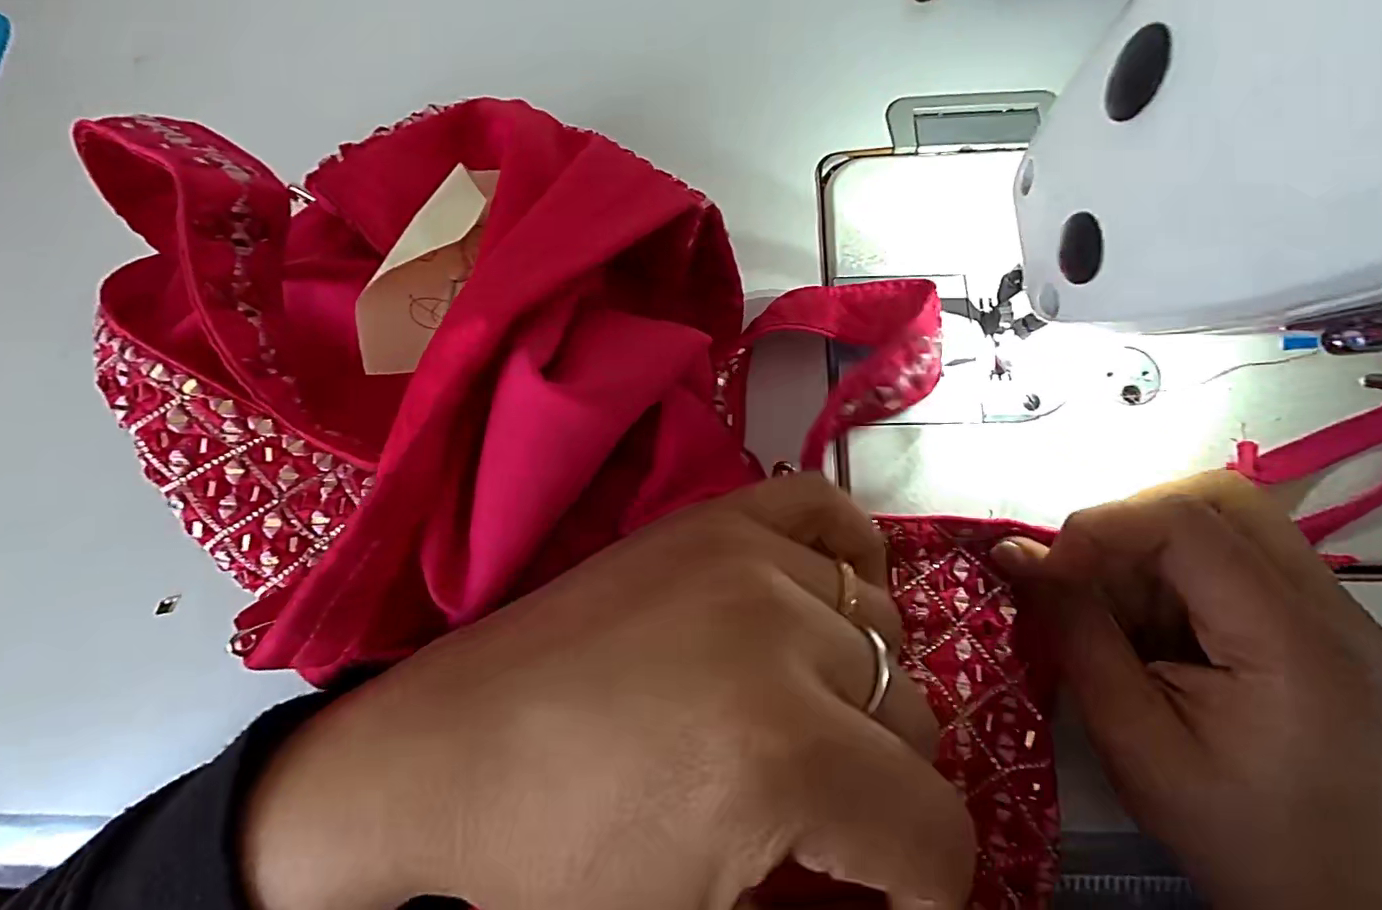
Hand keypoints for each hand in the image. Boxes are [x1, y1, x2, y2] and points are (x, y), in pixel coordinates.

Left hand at [241, 474, 974, 909]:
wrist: (447, 755)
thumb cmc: (556, 864)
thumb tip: (898, 898)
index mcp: (783, 756)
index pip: (935, 833)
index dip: (927, 892)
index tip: (891, 902)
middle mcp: (780, 634)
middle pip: (912, 723)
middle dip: (882, 789)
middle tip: (823, 817)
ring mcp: (746, 558)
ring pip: (878, 629)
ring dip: (857, 686)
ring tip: (800, 713)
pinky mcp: (714, 520)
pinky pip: (823, 511)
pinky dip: (851, 551)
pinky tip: (831, 593)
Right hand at [993, 472, 1381, 909]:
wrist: (1329, 905)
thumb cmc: (1229, 834)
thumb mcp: (1129, 737)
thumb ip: (1074, 631)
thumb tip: (1016, 553)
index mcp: (1296, 646)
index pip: (1189, 523)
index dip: (1102, 526)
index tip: (1050, 567)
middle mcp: (1336, 613)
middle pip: (1219, 498)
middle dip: (1129, 521)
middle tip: (1086, 574)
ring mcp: (1341, 614)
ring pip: (1224, 518)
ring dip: (1149, 546)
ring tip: (1121, 610)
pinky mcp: (1325, 623)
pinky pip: (1235, 555)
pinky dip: (1175, 571)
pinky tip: (1158, 628)